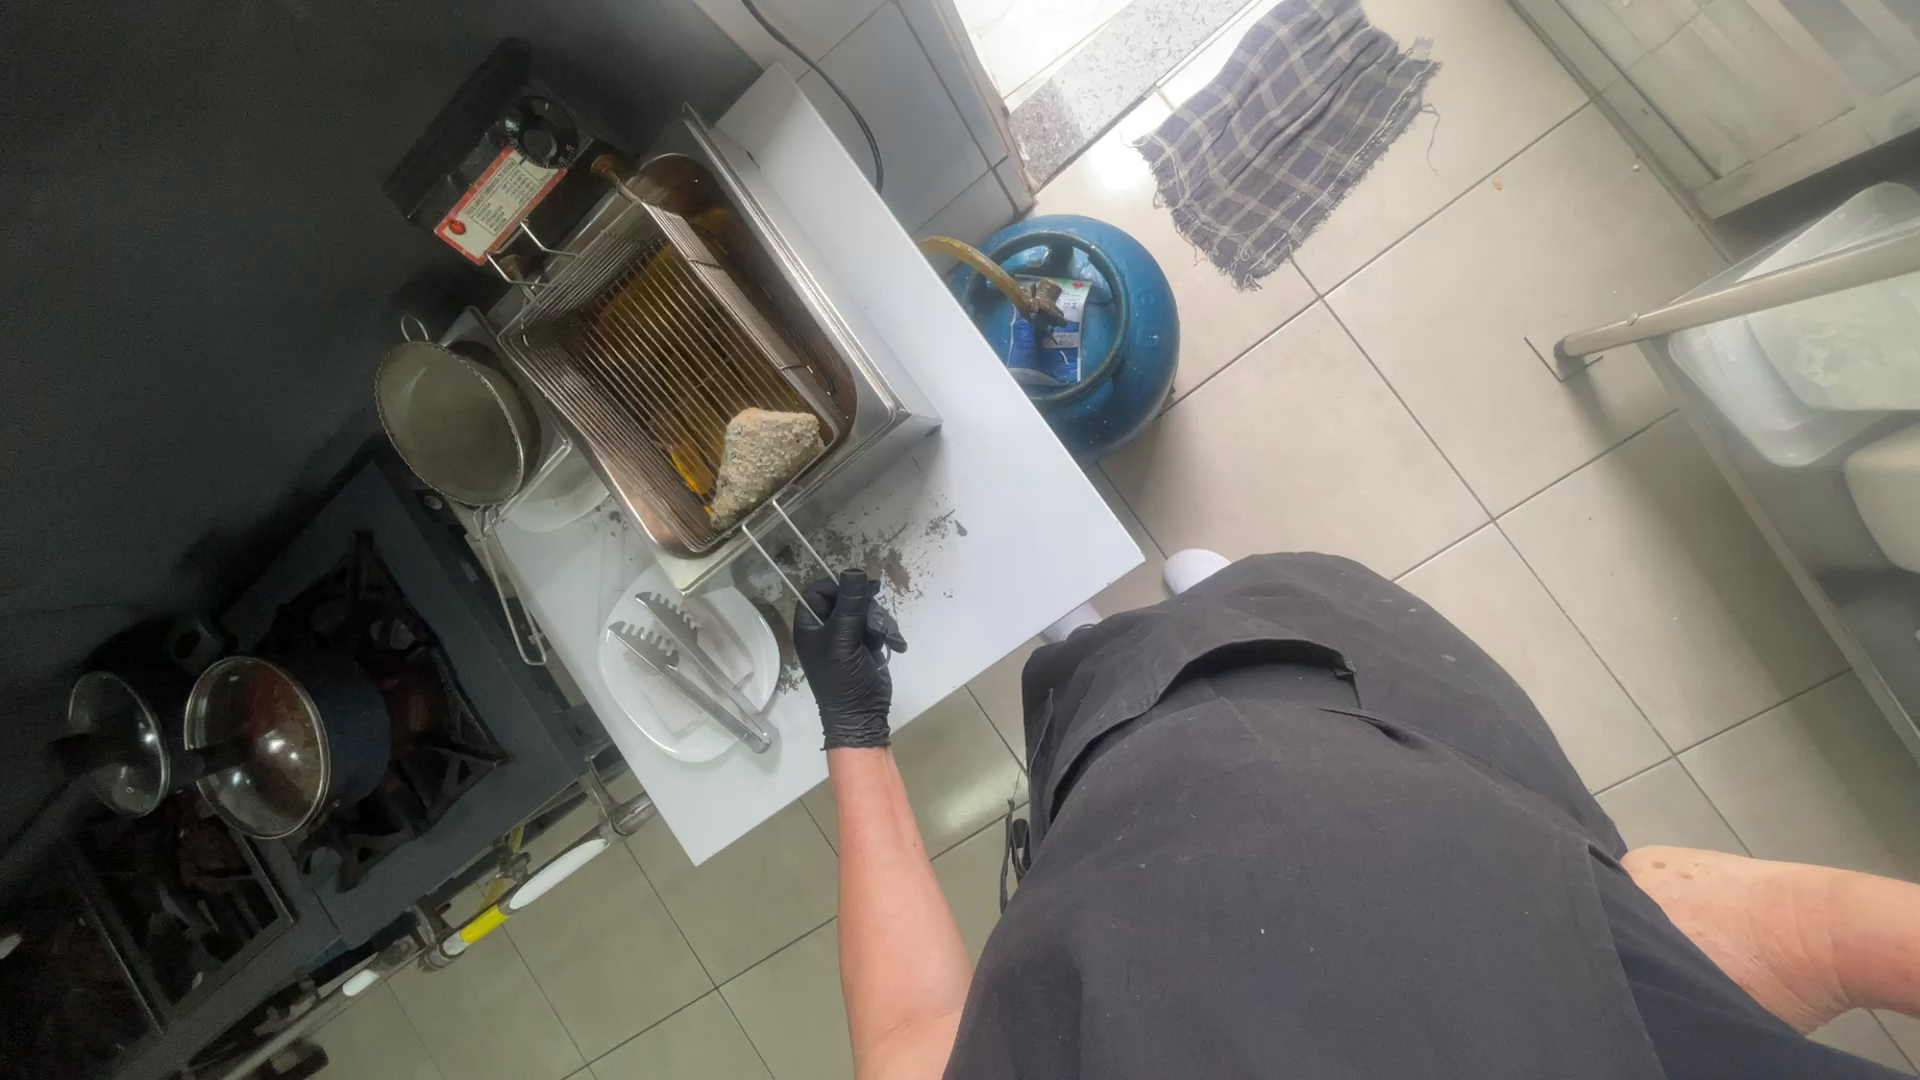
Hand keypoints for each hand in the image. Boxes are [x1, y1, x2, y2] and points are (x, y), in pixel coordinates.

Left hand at [793, 570, 905, 748]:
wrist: (862, 714)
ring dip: (881, 623)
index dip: (837, 587)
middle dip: (867, 609)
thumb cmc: (843, 679)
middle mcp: (827, 627)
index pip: (818, 591)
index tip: (858, 589)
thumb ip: (849, 603)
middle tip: (875, 624)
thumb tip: (854, 571)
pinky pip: (880, 625)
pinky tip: (896, 645)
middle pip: (849, 598)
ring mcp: (849, 635)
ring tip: (885, 639)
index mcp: (810, 625)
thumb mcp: (843, 638)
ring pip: (868, 611)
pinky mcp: (867, 643)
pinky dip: (889, 633)